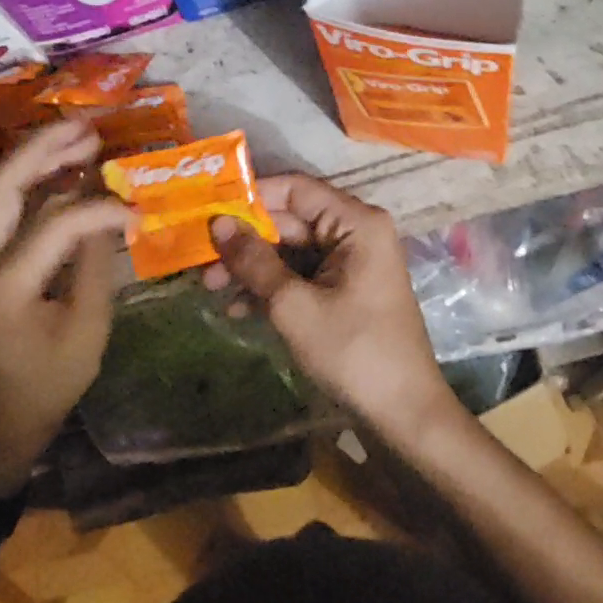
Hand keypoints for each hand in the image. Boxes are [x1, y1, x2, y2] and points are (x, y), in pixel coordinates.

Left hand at [0, 121, 134, 499]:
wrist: (1, 419)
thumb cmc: (48, 383)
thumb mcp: (87, 330)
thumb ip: (96, 265)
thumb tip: (111, 212)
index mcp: (5, 285)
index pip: (54, 223)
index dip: (99, 208)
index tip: (136, 209)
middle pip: (4, 186)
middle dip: (44, 150)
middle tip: (89, 130)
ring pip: (0, 191)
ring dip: (38, 160)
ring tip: (82, 139)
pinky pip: (8, 209)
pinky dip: (37, 184)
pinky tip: (68, 172)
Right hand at [205, 174, 458, 445]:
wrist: (402, 413)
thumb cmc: (353, 351)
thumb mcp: (294, 305)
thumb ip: (255, 260)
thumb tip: (217, 222)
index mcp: (356, 223)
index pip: (295, 189)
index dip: (250, 197)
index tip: (207, 211)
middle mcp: (356, 233)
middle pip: (290, 220)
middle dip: (245, 240)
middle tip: (199, 259)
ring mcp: (351, 263)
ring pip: (291, 250)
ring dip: (252, 267)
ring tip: (210, 287)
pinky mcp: (344, 291)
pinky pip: (301, 275)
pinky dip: (271, 288)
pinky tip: (237, 309)